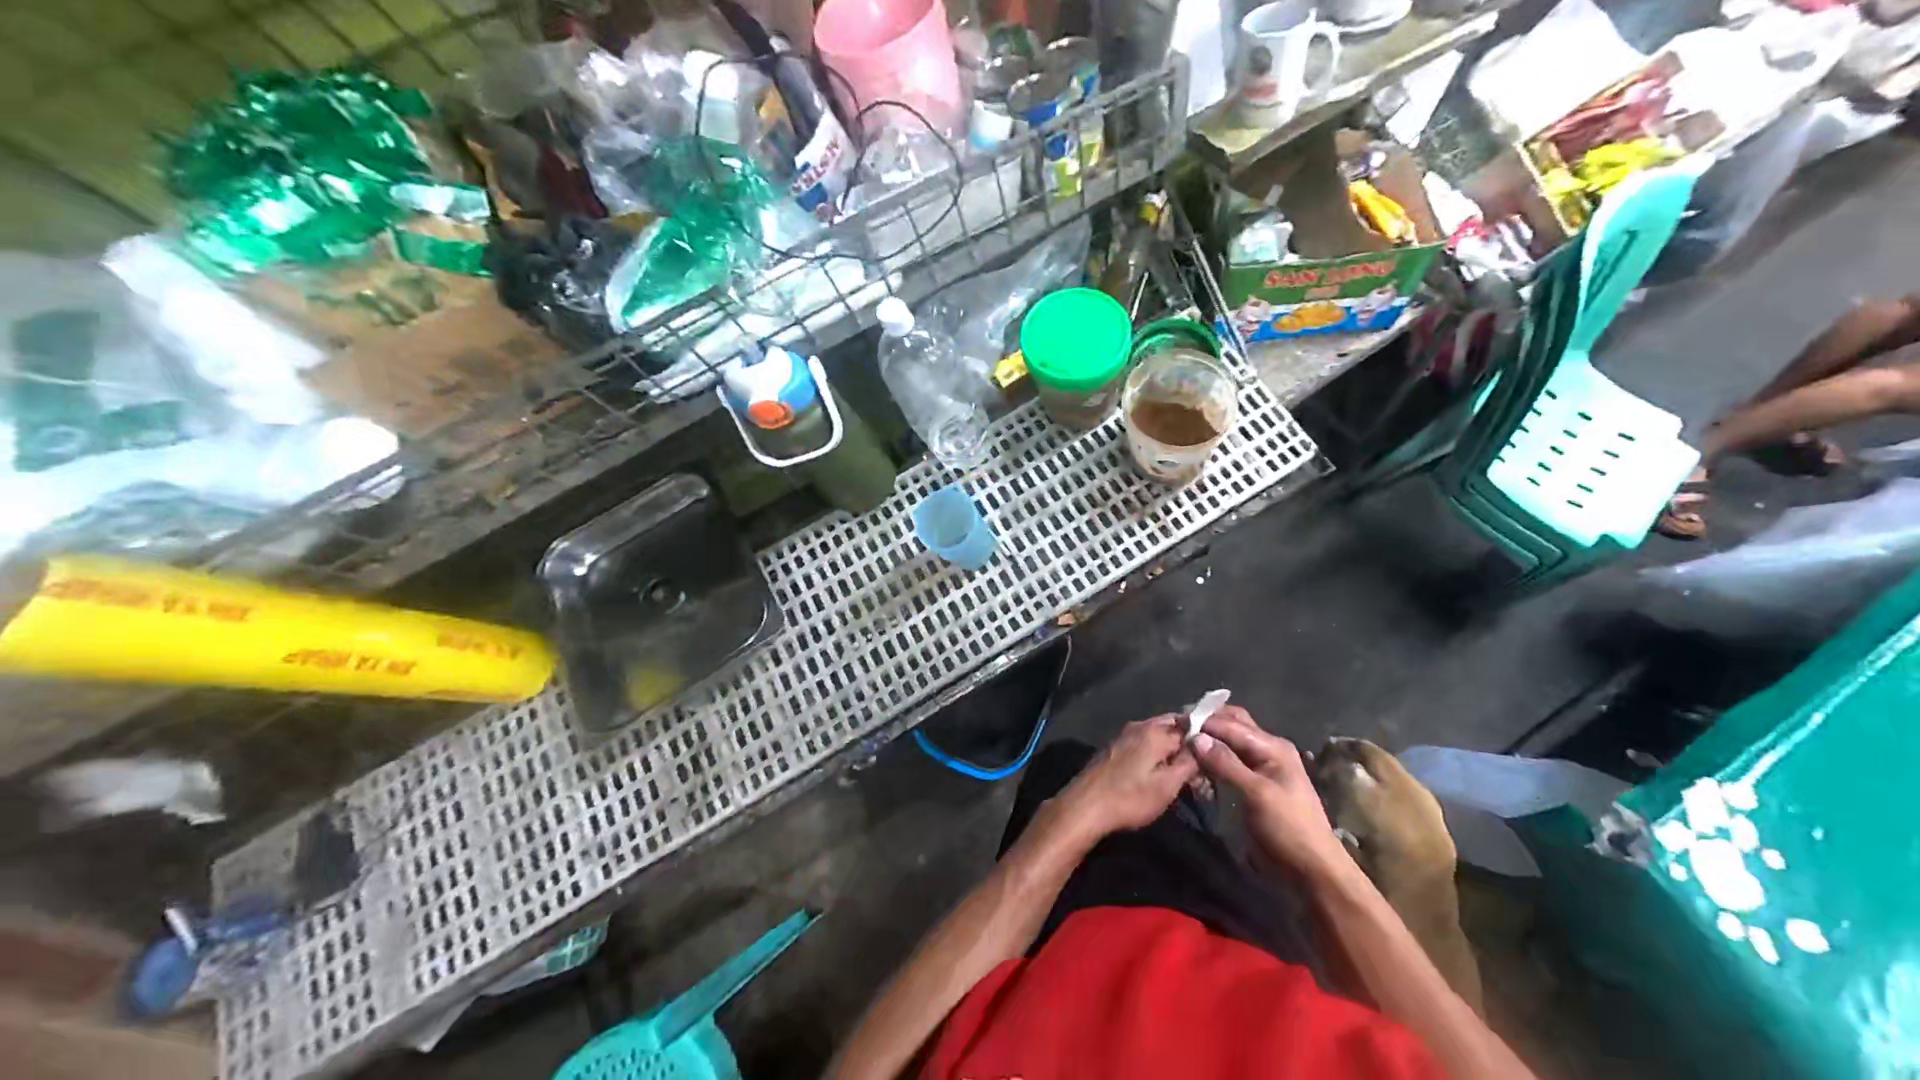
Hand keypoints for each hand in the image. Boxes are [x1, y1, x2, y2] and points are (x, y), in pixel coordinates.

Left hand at [1049, 717, 1199, 844]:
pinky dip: (1157, 753)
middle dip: (1190, 744)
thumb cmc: (1129, 798)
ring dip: (1173, 749)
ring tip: (1185, 774)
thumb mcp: (1167, 786)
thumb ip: (1188, 763)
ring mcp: (1124, 735)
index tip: (1216, 759)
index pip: (1191, 726)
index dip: (1206, 742)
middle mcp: (1139, 726)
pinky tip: (1161, 772)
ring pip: (1158, 735)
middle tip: (1203, 768)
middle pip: (1173, 726)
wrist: (1085, 806)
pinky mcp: (1115, 748)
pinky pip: (1144, 743)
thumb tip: (1203, 746)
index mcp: (1154, 731)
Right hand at [1192, 706, 1352, 883]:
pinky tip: (1194, 762)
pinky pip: (1228, 762)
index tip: (1174, 723)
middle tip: (1177, 730)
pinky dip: (1211, 759)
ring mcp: (1260, 768)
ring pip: (1228, 744)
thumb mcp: (1256, 794)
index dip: (1203, 722)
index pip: (1231, 724)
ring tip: (1180, 744)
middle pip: (1232, 727)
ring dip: (1207, 742)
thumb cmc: (1287, 828)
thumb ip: (1226, 763)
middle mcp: (1266, 750)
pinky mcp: (1252, 785)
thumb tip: (1196, 737)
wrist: (1310, 869)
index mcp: (1272, 747)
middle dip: (1206, 725)